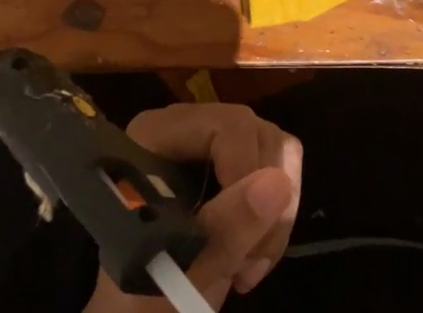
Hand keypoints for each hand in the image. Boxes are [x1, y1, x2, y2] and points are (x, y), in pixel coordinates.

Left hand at [83, 104, 302, 312]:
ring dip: (276, 217)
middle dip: (264, 205)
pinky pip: (283, 173)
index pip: (227, 126)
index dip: (248, 174)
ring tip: (246, 268)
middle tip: (245, 264)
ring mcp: (215, 146)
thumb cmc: (140, 298)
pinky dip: (279, 221)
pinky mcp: (236, 168)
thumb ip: (225, 229)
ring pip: (280, 152)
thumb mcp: (179, 269)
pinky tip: (252, 260)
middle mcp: (187, 129)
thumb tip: (277, 183)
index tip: (243, 240)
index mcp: (155, 137)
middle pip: (259, 135)